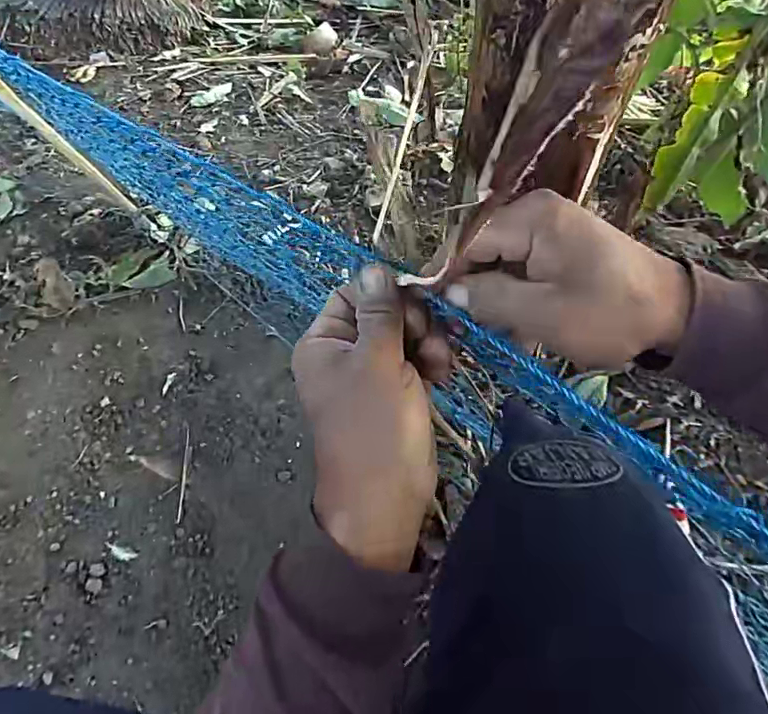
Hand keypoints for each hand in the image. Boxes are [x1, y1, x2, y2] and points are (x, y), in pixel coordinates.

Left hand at [291, 266, 448, 571]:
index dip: (387, 292)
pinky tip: (443, 374)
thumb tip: (374, 266)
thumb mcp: (377, 362)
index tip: (416, 301)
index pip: (354, 293)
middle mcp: (344, 350)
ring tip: (439, 365)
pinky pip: (417, 355)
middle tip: (430, 341)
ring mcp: (372, 369)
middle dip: (414, 321)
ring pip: (406, 331)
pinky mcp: (397, 387)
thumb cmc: (374, 427)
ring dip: (429, 341)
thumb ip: (380, 312)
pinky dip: (432, 359)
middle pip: (384, 310)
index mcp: (324, 341)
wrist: (387, 501)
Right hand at [442, 189, 691, 369]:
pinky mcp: (560, 243)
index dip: (446, 275)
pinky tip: (523, 326)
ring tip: (500, 334)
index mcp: (532, 216)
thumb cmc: (610, 312)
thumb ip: (490, 299)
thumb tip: (449, 294)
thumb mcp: (543, 314)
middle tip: (466, 330)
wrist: (675, 313)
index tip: (433, 310)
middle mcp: (536, 211)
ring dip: (496, 296)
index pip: (468, 240)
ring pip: (501, 260)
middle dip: (473, 289)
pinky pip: (523, 265)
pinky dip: (518, 293)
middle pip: (483, 249)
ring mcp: (550, 225)